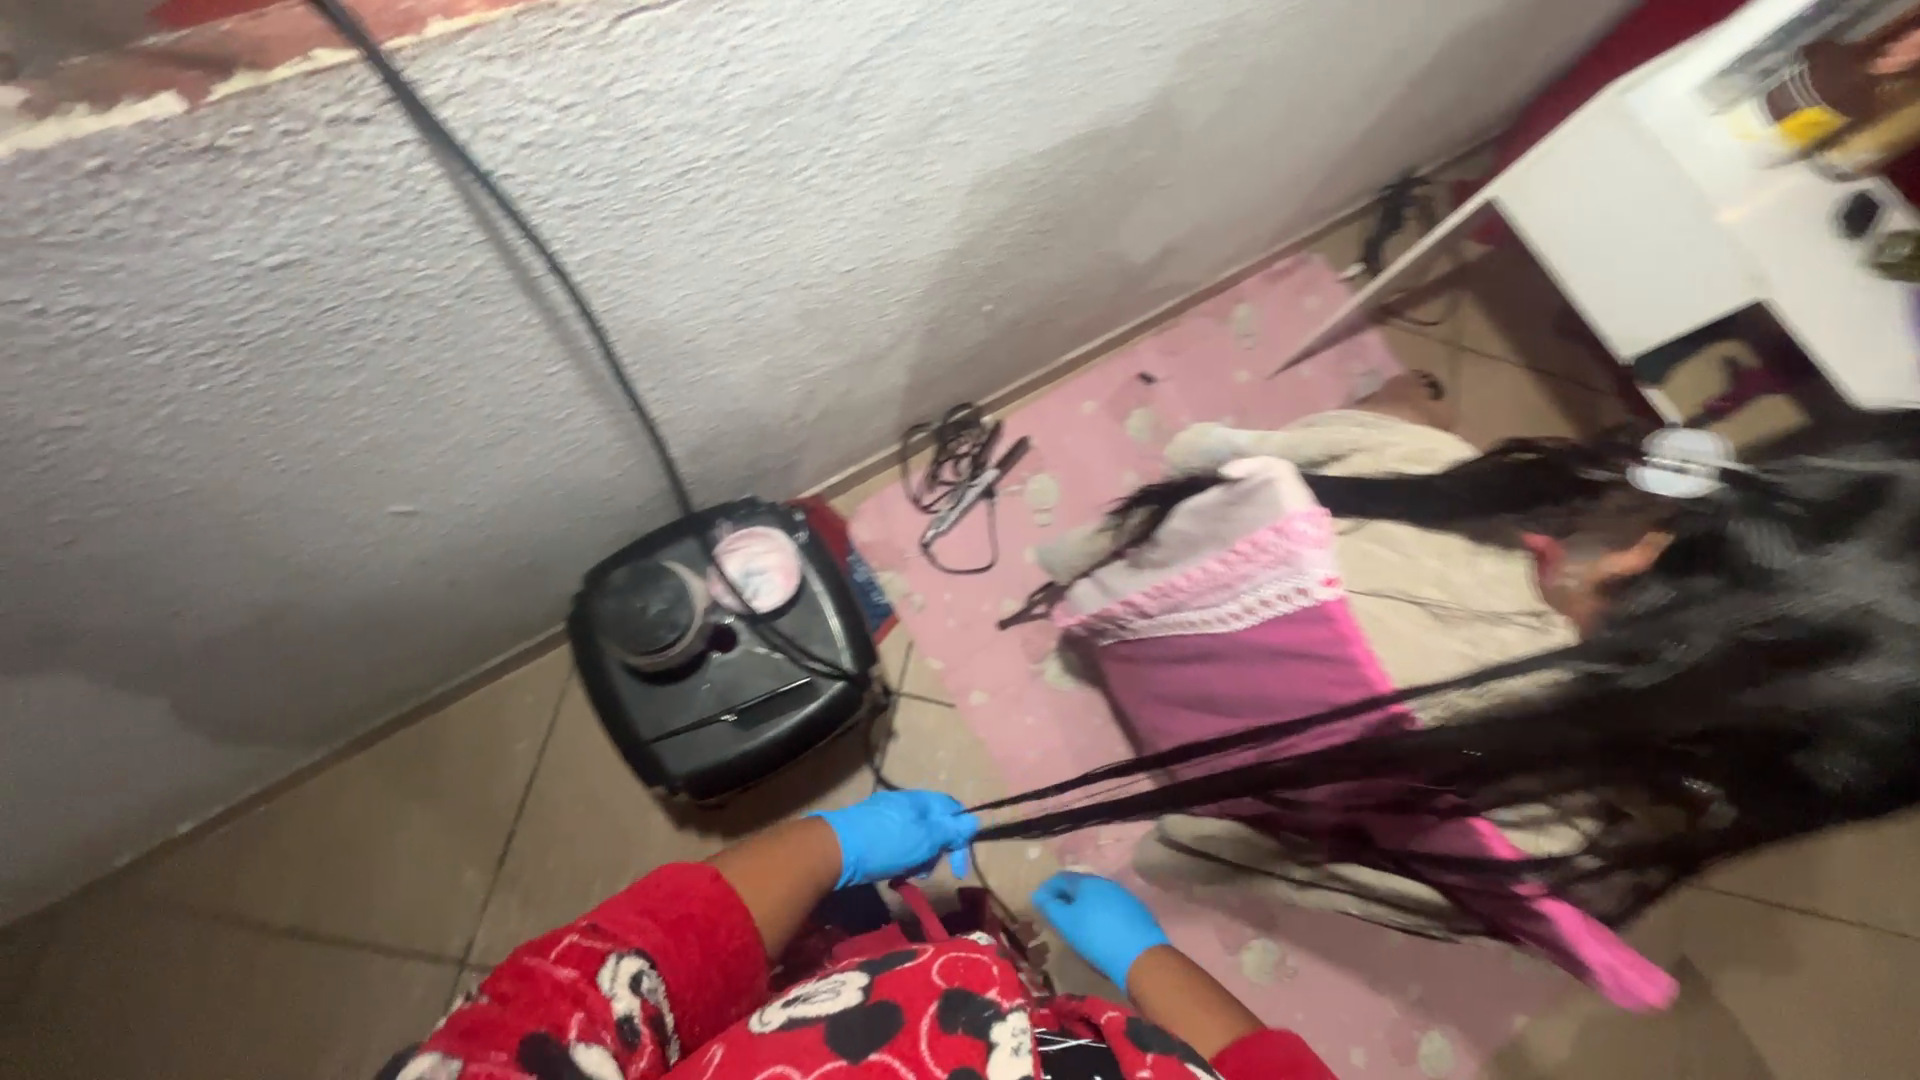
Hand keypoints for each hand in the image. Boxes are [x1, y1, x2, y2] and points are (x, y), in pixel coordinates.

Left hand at [813, 790, 978, 888]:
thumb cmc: (887, 844)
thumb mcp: (925, 839)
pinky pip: (898, 843)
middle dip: (937, 850)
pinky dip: (901, 858)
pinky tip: (894, 873)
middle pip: (934, 825)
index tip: (959, 864)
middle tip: (928, 871)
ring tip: (908, 874)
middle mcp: (905, 803)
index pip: (952, 809)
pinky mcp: (872, 830)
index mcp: (921, 801)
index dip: (961, 834)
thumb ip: (951, 830)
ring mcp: (887, 815)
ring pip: (916, 837)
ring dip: (919, 858)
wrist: (836, 849)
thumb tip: (975, 820)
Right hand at [1032, 871, 1170, 987]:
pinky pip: (1110, 907)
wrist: (1141, 958)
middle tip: (1056, 914)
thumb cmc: (1097, 938)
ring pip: (1096, 896)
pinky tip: (1099, 929)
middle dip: (1065, 897)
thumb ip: (1050, 907)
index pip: (1060, 878)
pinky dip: (1099, 913)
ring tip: (1076, 923)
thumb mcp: (1067, 924)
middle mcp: (1105, 883)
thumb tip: (1038, 895)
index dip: (1047, 889)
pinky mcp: (1135, 911)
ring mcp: (1123, 896)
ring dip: (1083, 905)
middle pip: (1079, 885)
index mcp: (1086, 882)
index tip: (1039, 904)